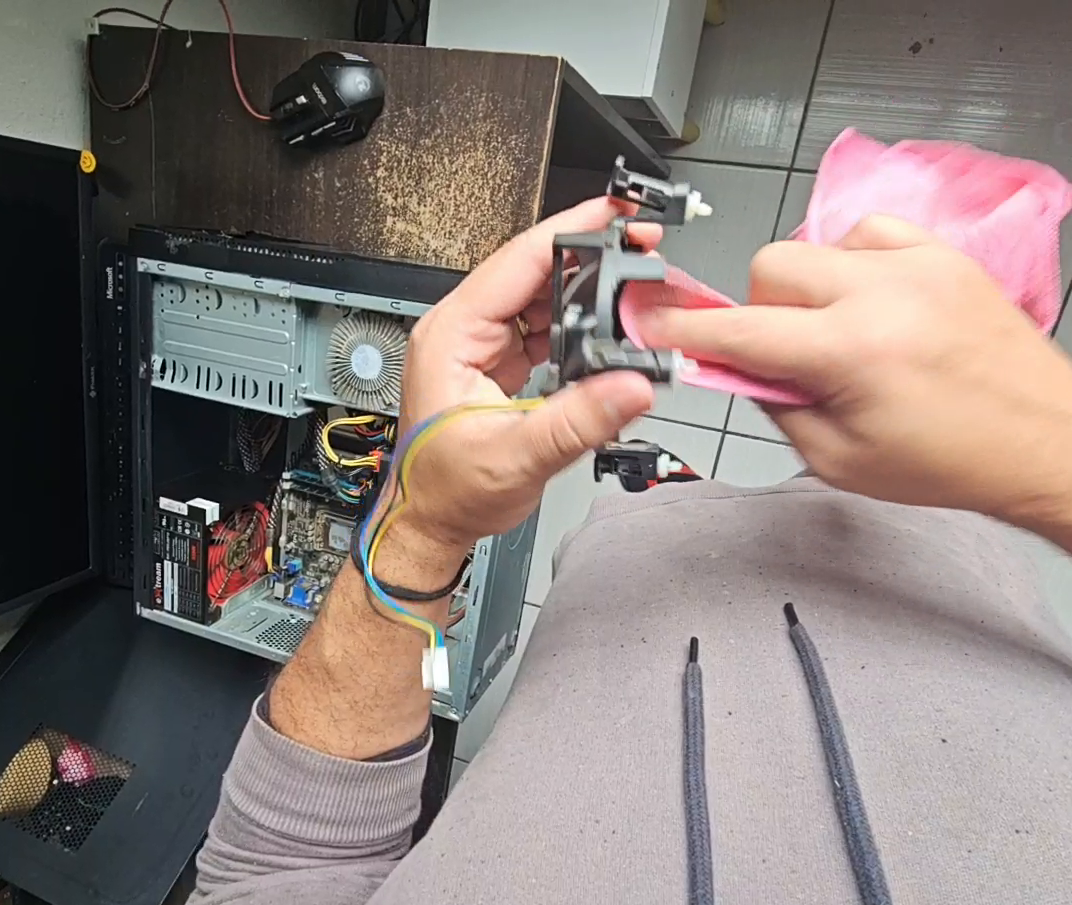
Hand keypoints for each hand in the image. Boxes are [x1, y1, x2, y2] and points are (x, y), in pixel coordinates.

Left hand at [380, 199, 659, 565]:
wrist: (430, 522)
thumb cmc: (446, 492)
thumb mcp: (515, 458)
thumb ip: (578, 421)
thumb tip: (634, 386)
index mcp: (451, 336)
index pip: (518, 260)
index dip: (574, 231)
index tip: (619, 215)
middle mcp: (459, 331)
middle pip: (532, 272)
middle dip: (589, 261)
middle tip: (640, 257)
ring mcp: (475, 346)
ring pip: (537, 299)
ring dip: (583, 296)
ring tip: (628, 301)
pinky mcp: (490, 364)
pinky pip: (536, 328)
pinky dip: (570, 328)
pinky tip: (597, 339)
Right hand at [637, 215, 1071, 520]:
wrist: (1047, 441)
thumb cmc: (947, 462)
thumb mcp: (836, 459)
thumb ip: (775, 407)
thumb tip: (740, 370)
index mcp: (851, 352)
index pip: (740, 333)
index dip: (686, 331)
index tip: (654, 325)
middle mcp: (883, 293)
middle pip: (770, 267)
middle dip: (757, 312)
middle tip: (782, 356)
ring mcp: (918, 265)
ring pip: (813, 246)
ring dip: (802, 291)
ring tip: (832, 332)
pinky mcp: (944, 256)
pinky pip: (866, 234)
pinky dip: (847, 266)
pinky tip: (865, 303)